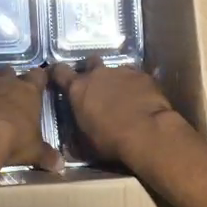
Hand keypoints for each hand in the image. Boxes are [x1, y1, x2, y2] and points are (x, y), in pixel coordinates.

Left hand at [0, 67, 62, 172]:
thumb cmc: (14, 140)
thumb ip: (46, 155)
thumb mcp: (34, 150)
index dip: (39, 78)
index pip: (38, 75)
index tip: (41, 82)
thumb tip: (60, 165)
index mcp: (28, 91)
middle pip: (10, 72)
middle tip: (13, 94)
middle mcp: (6, 82)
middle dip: (12, 80)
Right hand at [50, 58, 183, 163]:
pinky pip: (135, 77)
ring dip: (116, 81)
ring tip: (124, 98)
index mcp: (78, 89)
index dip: (58, 73)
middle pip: (91, 63)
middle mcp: (97, 74)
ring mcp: (121, 71)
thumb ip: (78, 132)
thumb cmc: (111, 140)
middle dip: (93, 72)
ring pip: (115, 71)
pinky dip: (136, 86)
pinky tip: (141, 99)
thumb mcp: (87, 142)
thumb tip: (73, 142)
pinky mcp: (142, 75)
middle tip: (97, 88)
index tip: (59, 76)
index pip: (60, 72)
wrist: (147, 132)